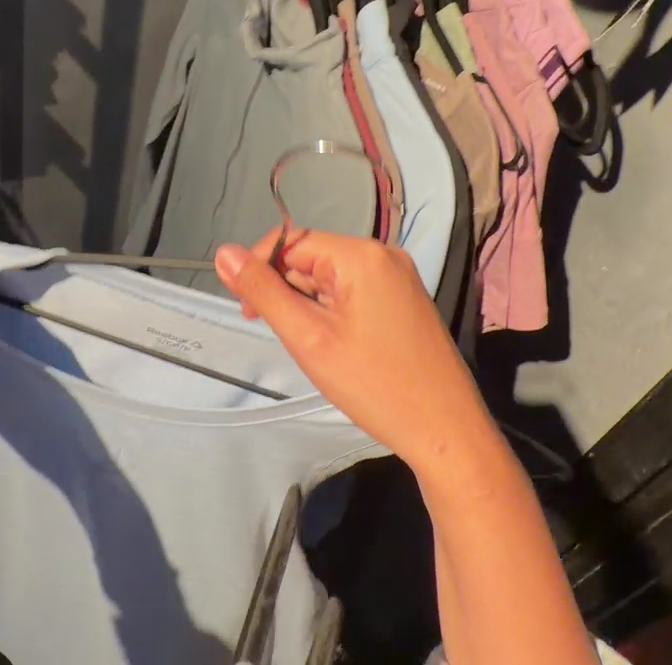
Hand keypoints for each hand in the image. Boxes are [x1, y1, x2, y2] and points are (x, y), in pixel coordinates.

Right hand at [215, 228, 484, 475]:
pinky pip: (352, 289)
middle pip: (311, 255)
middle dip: (285, 288)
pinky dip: (330, 310)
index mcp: (361, 255)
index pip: (291, 239)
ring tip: (309, 344)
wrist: (447, 433)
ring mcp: (398, 277)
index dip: (260, 267)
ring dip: (307, 302)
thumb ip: (264, 291)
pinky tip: (331, 343)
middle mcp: (383, 254)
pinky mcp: (404, 299)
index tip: (246, 308)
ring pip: (330, 275)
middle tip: (279, 333)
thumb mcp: (308, 338)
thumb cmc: (374, 384)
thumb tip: (224, 253)